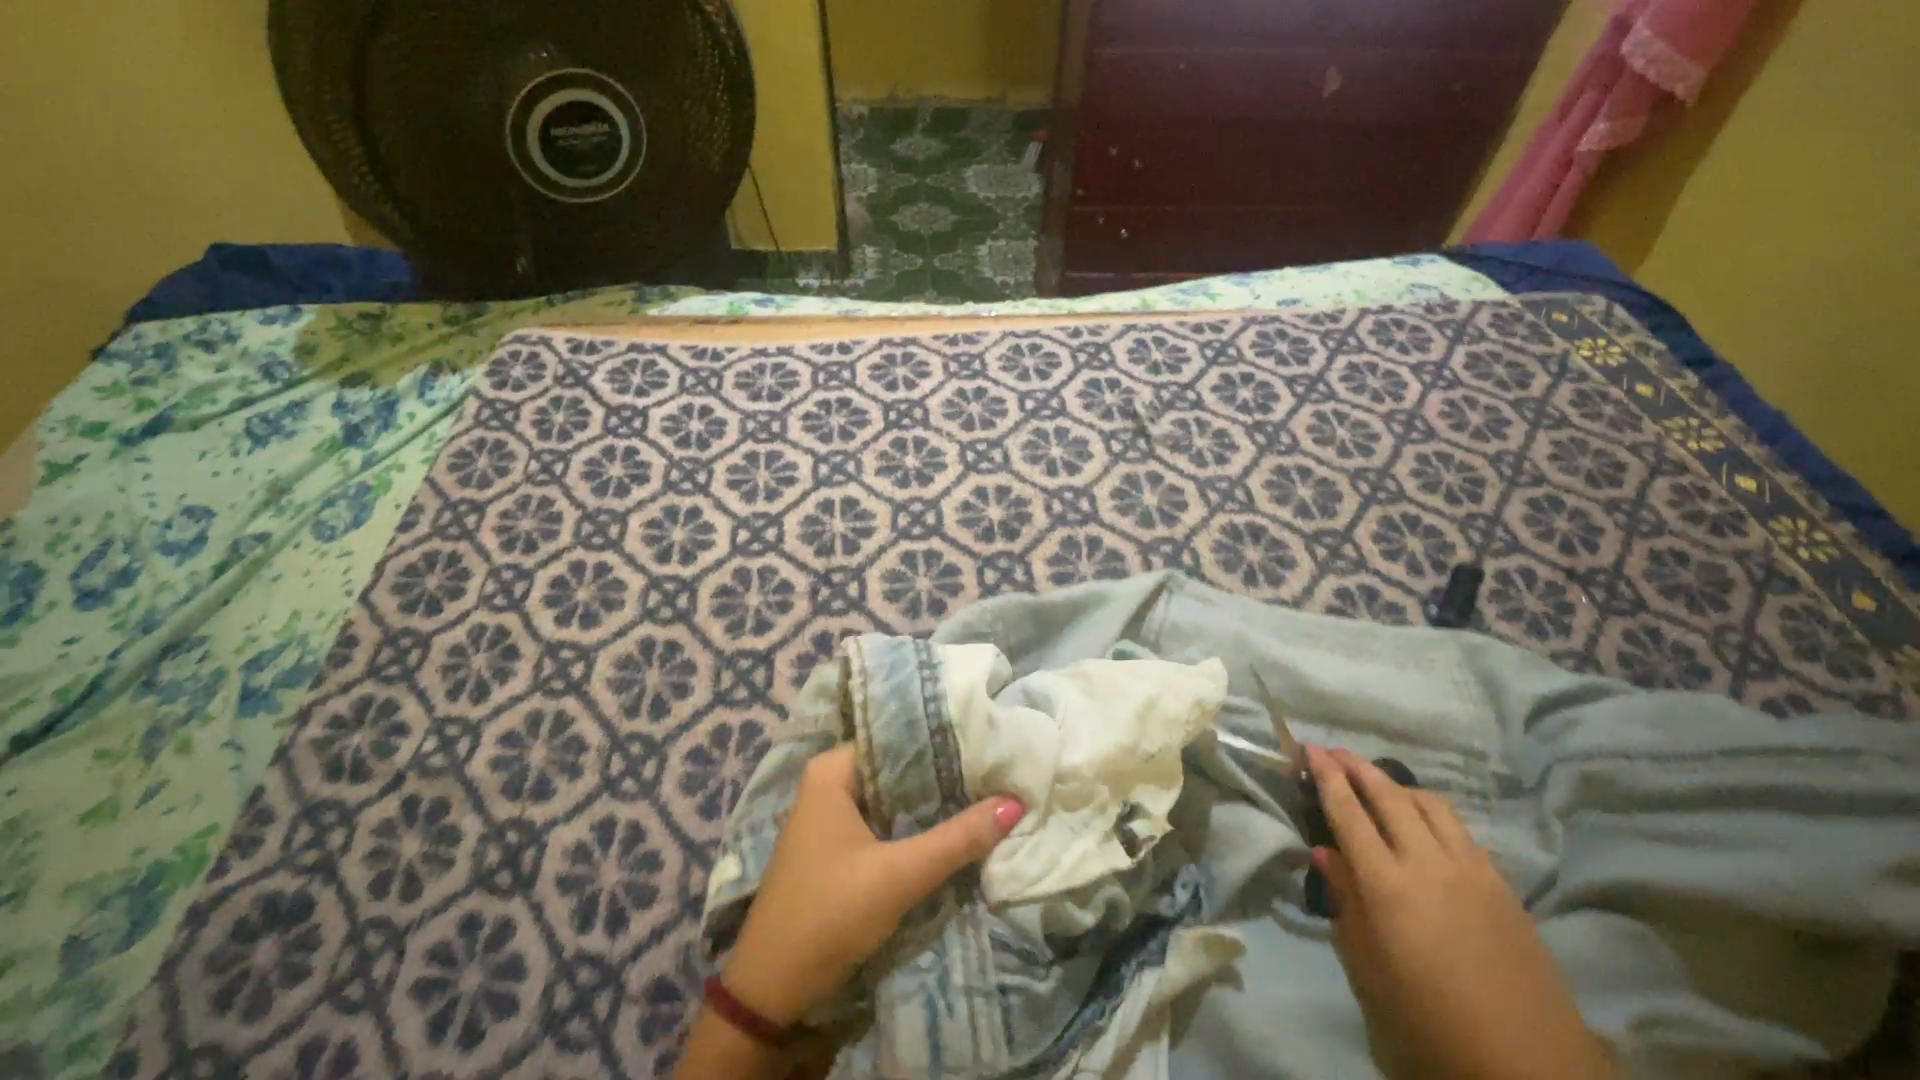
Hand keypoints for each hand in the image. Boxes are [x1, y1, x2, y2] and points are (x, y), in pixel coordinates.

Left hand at [722, 745, 1025, 1024]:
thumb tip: (1016, 801)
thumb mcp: (900, 874)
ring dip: (934, 802)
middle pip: (898, 767)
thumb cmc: (829, 913)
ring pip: (894, 798)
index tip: (992, 741)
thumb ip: (958, 838)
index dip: (944, 739)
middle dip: (945, 772)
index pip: (897, 737)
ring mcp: (832, 817)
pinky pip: (886, 822)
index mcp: (831, 771)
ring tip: (990, 791)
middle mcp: (828, 784)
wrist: (774, 986)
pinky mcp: (839, 848)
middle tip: (1000, 768)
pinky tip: (956, 827)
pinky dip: (917, 825)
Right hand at [1306, 746, 1615, 1079]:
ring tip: (1376, 781)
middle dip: (1357, 767)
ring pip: (1430, 804)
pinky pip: (1459, 830)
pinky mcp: (1502, 884)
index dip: (1326, 777)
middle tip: (1333, 751)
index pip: (1349, 814)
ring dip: (1397, 784)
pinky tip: (1424, 824)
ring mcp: (1472, 869)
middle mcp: (1429, 863)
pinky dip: (1431, 812)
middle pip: (1389, 796)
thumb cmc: (1427, 1020)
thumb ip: (1346, 904)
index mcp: (1387, 886)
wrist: (1525, 1061)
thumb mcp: (1368, 971)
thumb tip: (1326, 854)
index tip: (1310, 749)